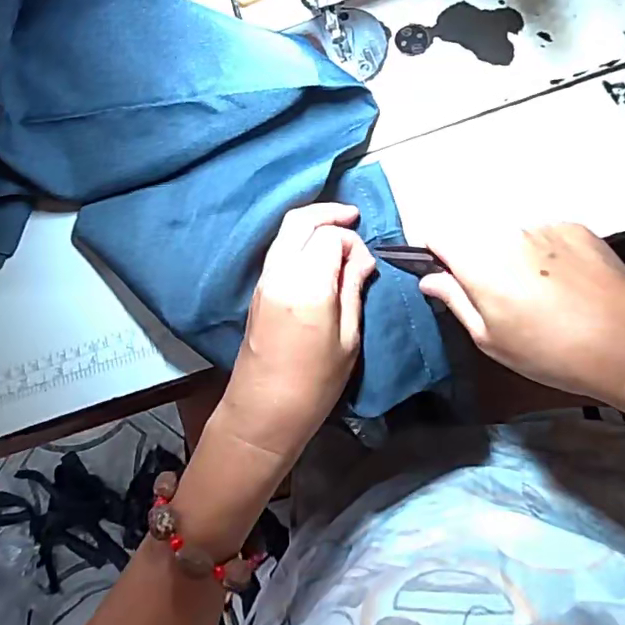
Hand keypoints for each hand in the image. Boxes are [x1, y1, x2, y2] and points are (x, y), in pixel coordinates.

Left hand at [216, 203, 377, 465]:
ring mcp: (264, 280)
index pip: (330, 238)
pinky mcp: (258, 289)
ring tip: (339, 232)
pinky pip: (279, 249)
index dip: (352, 242)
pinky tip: (319, 253)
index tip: (366, 265)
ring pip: (286, 232)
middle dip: (328, 214)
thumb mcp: (348, 340)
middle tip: (353, 216)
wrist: (263, 411)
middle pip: (300, 221)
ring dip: (312, 224)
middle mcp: (280, 274)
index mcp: (307, 287)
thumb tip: (361, 259)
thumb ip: (353, 290)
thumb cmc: (314, 384)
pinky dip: (300, 240)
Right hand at [419, 222, 624, 412]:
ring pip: (512, 235)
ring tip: (541, 293)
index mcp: (478, 262)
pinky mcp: (573, 227)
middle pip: (476, 236)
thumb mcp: (491, 339)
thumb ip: (456, 301)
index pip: (438, 236)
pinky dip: (547, 253)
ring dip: (514, 255)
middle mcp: (505, 234)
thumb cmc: (550, 351)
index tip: (448, 274)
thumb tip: (431, 280)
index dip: (437, 254)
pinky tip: (566, 283)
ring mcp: (541, 227)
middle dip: (480, 259)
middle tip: (502, 296)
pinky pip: (545, 235)